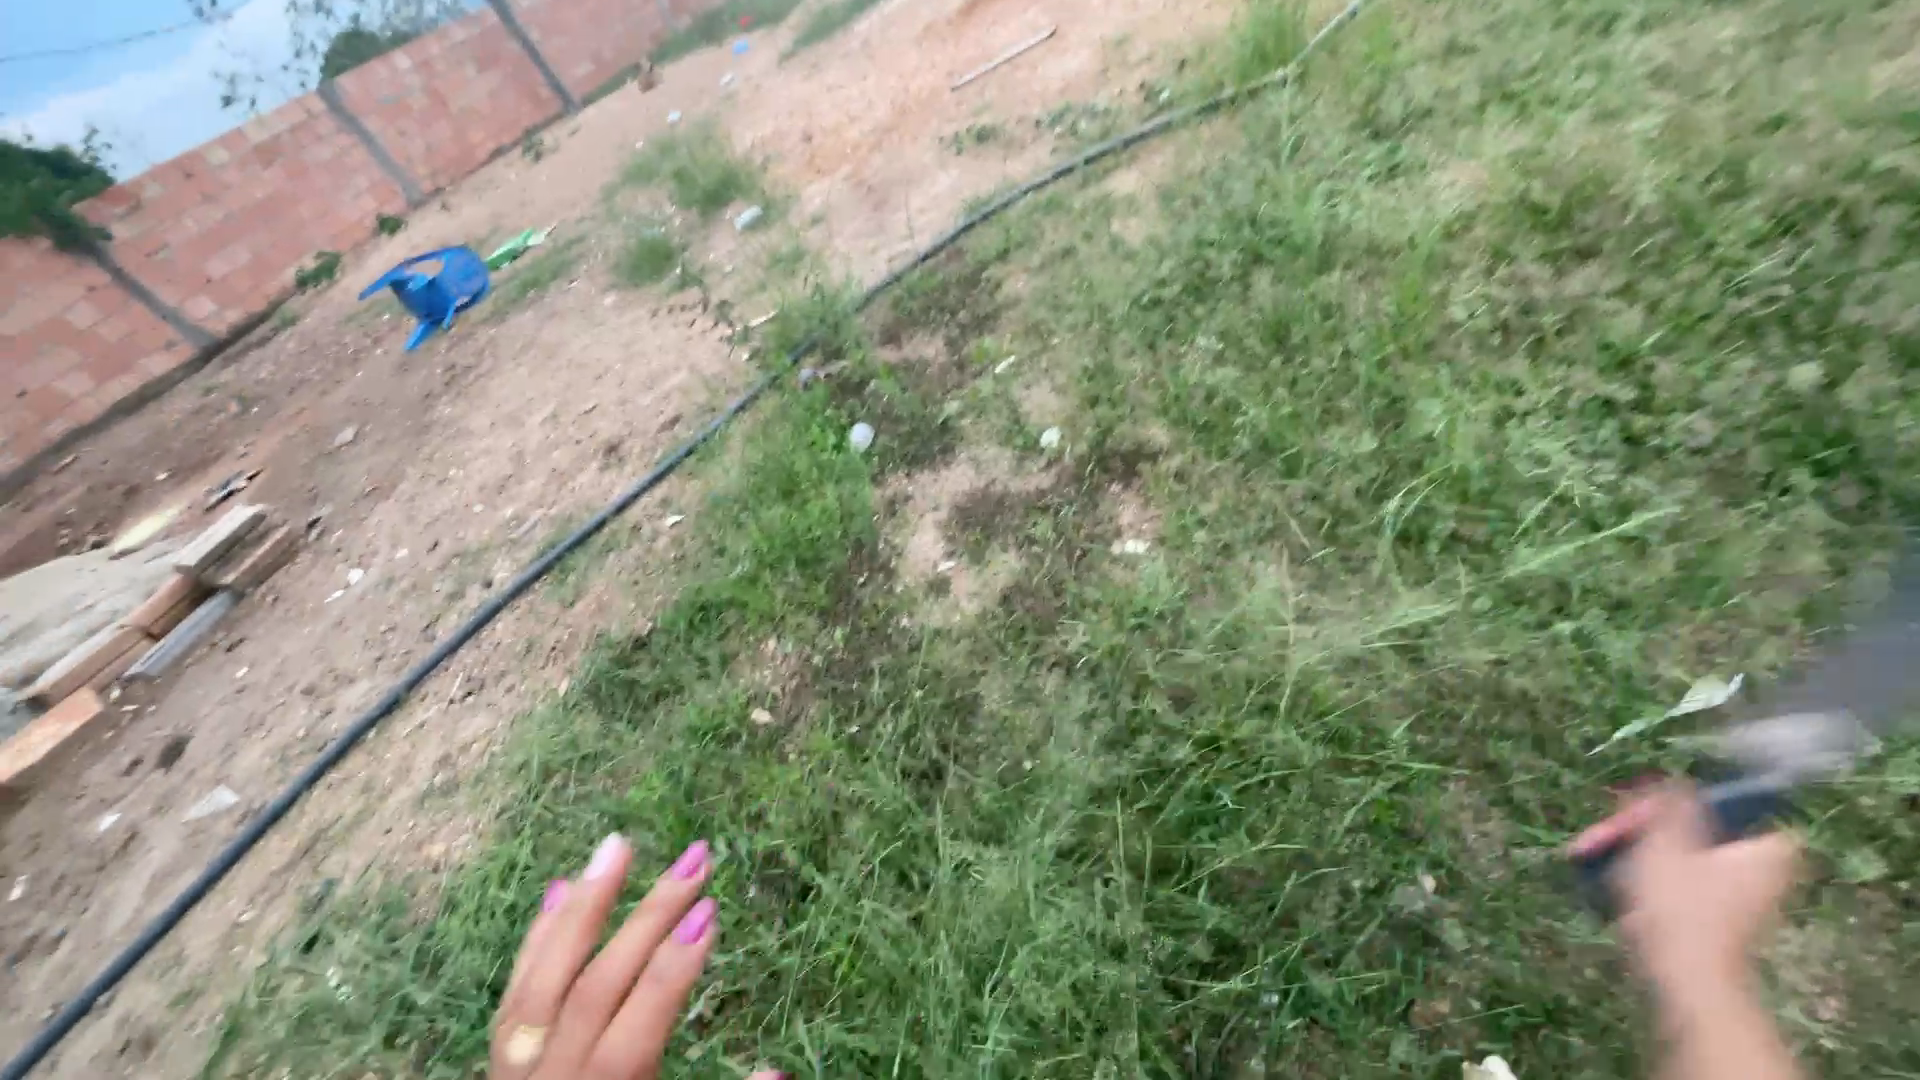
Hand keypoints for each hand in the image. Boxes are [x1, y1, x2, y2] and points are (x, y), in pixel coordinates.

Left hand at [492, 833, 781, 1079]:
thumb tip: (779, 1071)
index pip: (635, 1027)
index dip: (673, 968)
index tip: (712, 908)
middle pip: (593, 989)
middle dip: (649, 917)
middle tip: (696, 857)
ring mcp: (514, 1075)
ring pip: (539, 982)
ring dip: (584, 908)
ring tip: (618, 845)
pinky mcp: (499, 1067)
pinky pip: (511, 998)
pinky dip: (537, 941)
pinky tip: (559, 890)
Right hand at [1570, 784, 1798, 998]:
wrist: (1684, 974)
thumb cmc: (1679, 903)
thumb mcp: (1664, 840)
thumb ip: (1669, 803)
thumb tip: (1673, 775)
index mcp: (1764, 850)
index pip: (1733, 805)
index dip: (1689, 797)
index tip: (1645, 801)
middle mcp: (1758, 870)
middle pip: (1693, 827)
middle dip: (1639, 825)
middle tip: (1605, 830)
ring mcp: (1735, 894)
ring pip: (1675, 850)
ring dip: (1630, 845)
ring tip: (1587, 850)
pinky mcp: (1710, 912)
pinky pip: (1673, 875)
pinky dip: (1640, 870)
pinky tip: (1602, 869)